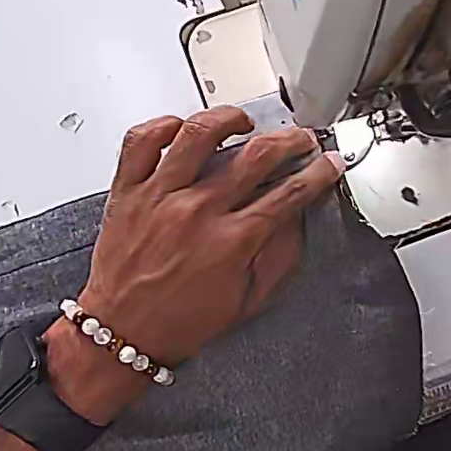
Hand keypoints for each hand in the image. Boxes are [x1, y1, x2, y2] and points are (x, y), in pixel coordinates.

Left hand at [44, 105, 344, 423]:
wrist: (123, 332)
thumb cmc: (179, 321)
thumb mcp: (245, 300)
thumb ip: (277, 258)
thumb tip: (296, 220)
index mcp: (232, 242)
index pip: (289, 193)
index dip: (317, 173)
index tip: (326, 164)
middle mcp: (198, 212)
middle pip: (257, 155)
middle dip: (290, 140)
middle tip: (298, 140)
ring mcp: (160, 196)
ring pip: (200, 133)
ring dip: (231, 119)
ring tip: (243, 123)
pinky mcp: (128, 191)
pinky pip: (142, 140)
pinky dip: (163, 125)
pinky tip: (182, 129)